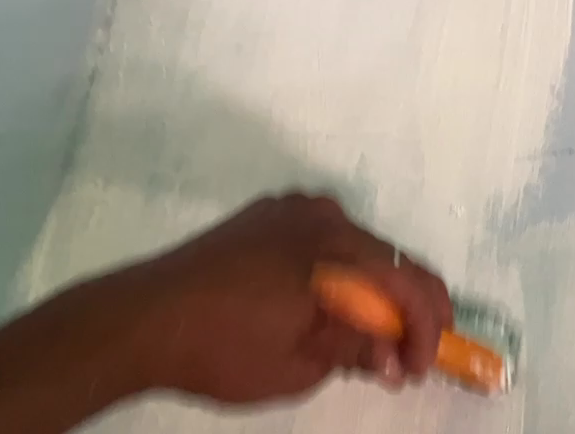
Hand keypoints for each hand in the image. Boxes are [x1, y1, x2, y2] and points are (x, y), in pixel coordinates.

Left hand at [119, 193, 454, 404]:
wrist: (145, 315)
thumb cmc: (224, 348)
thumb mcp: (296, 366)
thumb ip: (355, 349)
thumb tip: (392, 353)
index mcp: (337, 250)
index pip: (408, 280)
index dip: (429, 324)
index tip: (423, 366)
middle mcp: (324, 216)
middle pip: (386, 258)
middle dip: (401, 309)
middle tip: (398, 358)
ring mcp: (294, 208)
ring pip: (354, 245)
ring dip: (367, 287)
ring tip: (358, 334)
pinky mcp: (268, 212)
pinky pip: (320, 236)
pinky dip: (334, 269)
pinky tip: (319, 303)